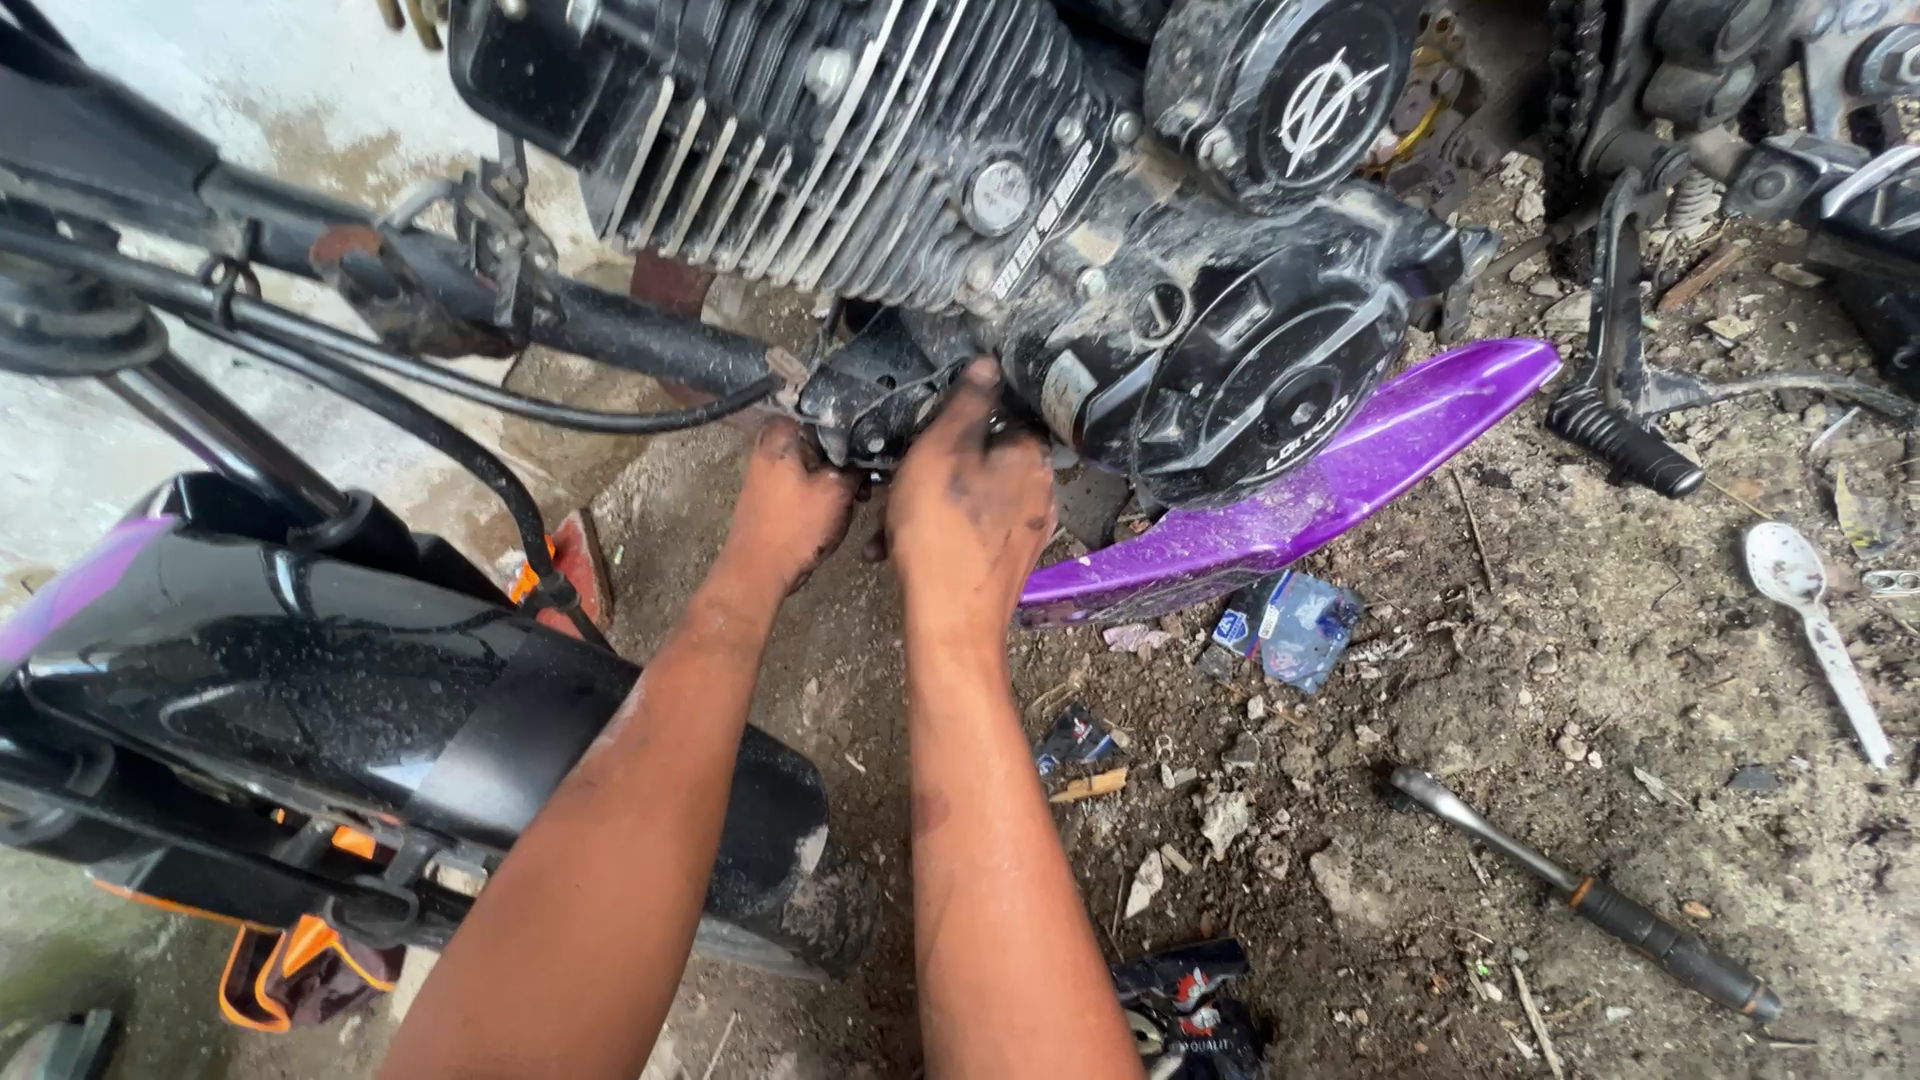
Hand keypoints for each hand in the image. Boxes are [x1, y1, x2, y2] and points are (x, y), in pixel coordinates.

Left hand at [720, 418, 858, 594]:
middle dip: (845, 456)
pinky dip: (821, 487)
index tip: (874, 444)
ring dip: (836, 475)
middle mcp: (769, 443)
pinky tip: (838, 504)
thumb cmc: (796, 526)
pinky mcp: (770, 490)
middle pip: (820, 439)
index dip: (855, 428)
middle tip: (865, 476)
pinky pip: (803, 478)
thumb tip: (869, 452)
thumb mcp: (837, 491)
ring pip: (813, 461)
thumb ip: (855, 466)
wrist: (758, 569)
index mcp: (781, 433)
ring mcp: (766, 468)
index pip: (826, 414)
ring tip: (857, 495)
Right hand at [887, 358, 1055, 645]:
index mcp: (1031, 457)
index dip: (959, 421)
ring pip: (972, 498)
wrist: (952, 620)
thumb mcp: (941, 451)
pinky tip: (903, 546)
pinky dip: (941, 531)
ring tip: (891, 522)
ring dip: (930, 503)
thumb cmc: (941, 530)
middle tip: (899, 483)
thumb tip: (989, 363)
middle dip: (936, 468)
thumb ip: (966, 404)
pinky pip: (973, 531)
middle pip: (984, 460)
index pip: (1002, 415)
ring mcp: (1028, 530)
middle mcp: (1040, 491)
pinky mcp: (1010, 561)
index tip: (924, 436)